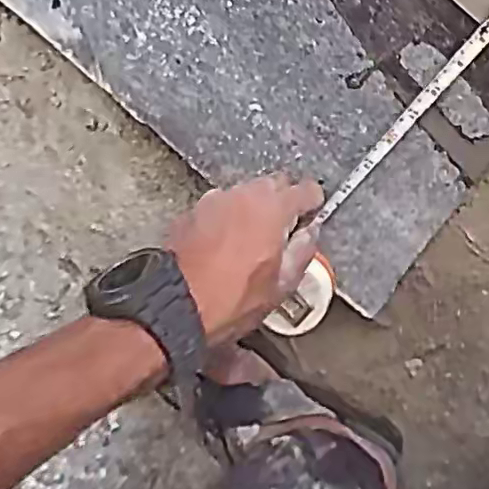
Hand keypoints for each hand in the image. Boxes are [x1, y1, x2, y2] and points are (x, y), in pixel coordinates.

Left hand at [164, 175, 324, 343]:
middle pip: (276, 183)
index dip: (313, 202)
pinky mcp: (194, 210)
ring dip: (255, 207)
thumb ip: (303, 251)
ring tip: (252, 238)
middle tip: (284, 230)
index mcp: (274, 207)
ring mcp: (217, 198)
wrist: (175, 305)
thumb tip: (310, 234)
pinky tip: (226, 243)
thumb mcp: (281, 285)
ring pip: (247, 192)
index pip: (306, 189)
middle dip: (283, 201)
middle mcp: (246, 194)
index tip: (312, 214)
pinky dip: (228, 217)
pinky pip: (221, 205)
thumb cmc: (229, 298)